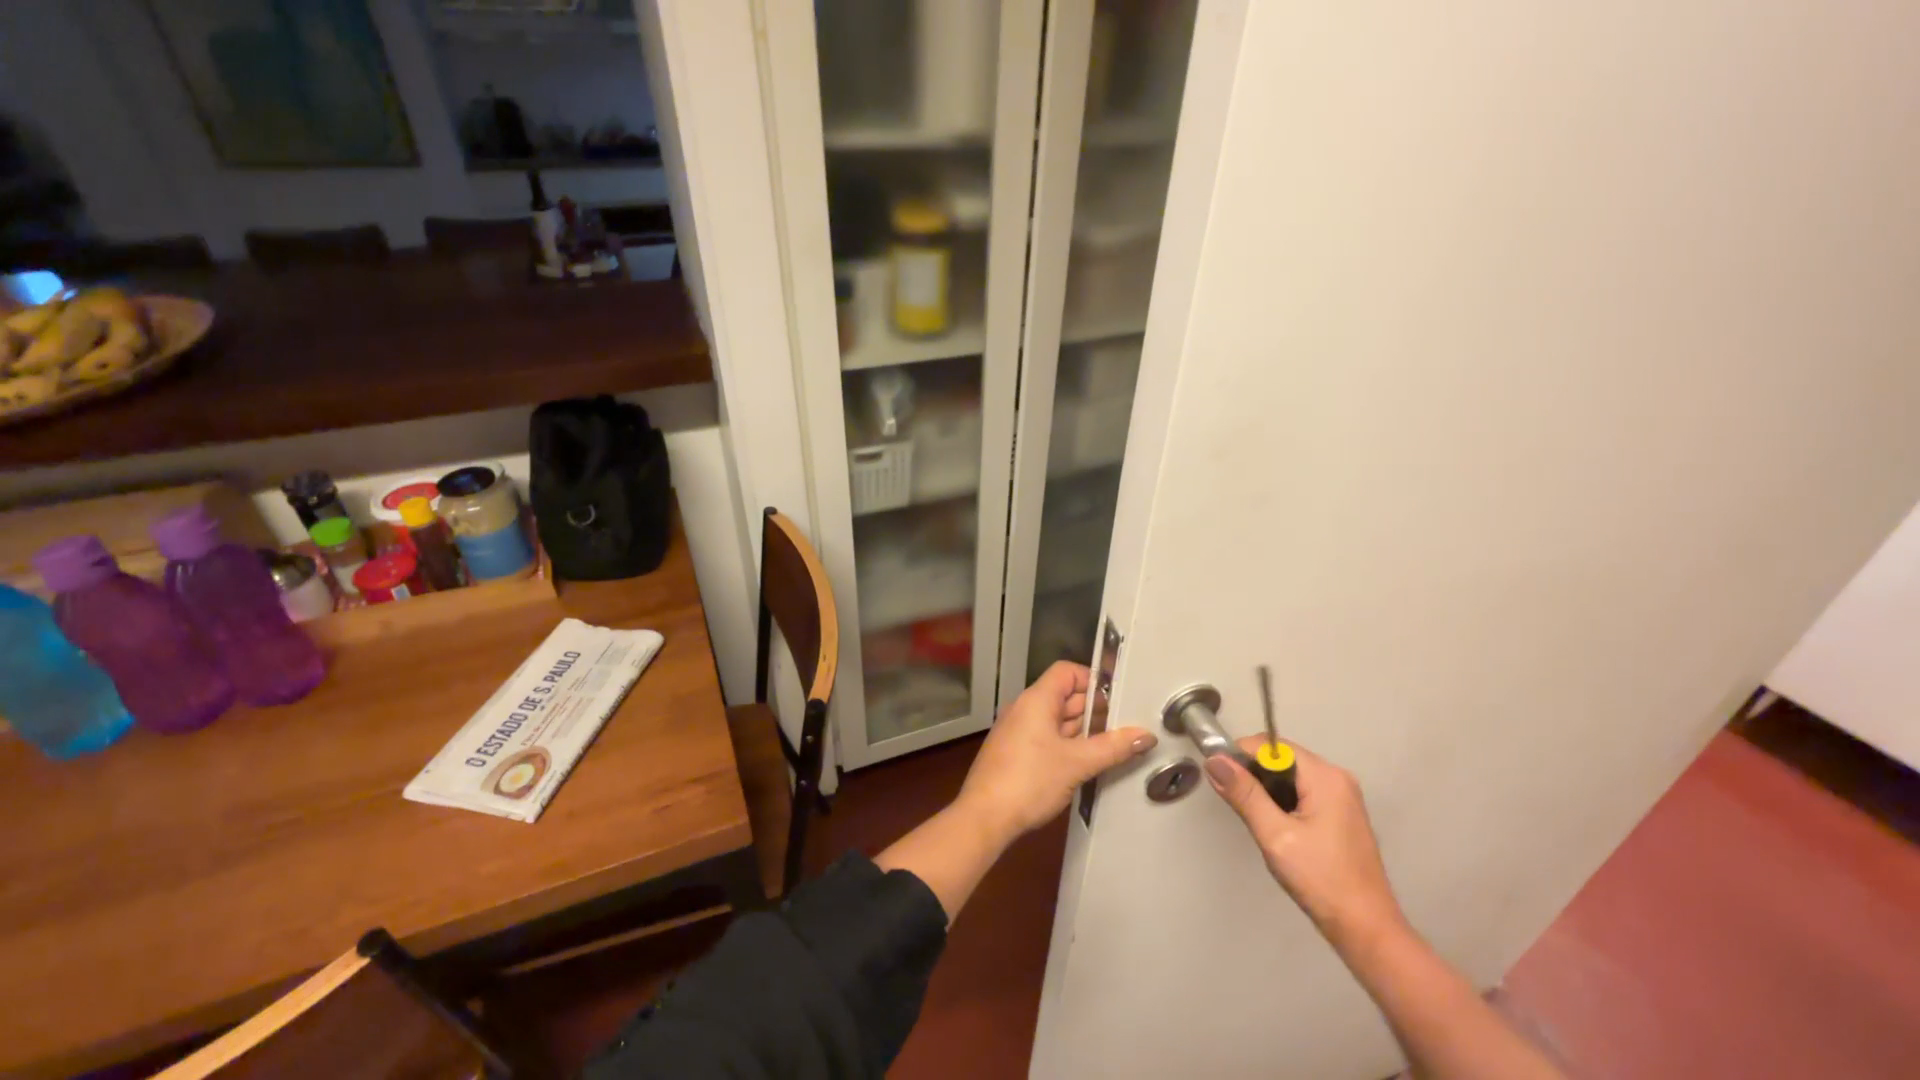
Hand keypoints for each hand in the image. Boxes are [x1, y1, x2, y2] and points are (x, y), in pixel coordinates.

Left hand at [954, 661, 1157, 841]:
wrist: (984, 817)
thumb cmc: (1030, 781)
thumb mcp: (1077, 763)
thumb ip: (1113, 747)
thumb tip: (1146, 735)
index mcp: (1036, 700)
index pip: (1067, 672)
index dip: (1094, 680)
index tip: (1119, 698)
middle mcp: (1025, 710)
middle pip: (1064, 696)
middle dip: (1095, 709)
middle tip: (1126, 725)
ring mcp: (1018, 732)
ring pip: (1057, 720)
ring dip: (1084, 730)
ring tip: (1114, 744)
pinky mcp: (1016, 754)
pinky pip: (1047, 738)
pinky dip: (1068, 744)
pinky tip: (1088, 762)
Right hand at [1205, 736, 1404, 946]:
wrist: (1364, 926)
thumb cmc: (1320, 879)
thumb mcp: (1275, 836)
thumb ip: (1244, 794)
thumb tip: (1214, 760)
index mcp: (1325, 777)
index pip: (1272, 746)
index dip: (1241, 756)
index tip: (1219, 779)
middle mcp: (1337, 778)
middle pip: (1283, 759)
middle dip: (1254, 775)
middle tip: (1237, 806)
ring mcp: (1343, 797)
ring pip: (1292, 778)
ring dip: (1267, 791)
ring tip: (1257, 821)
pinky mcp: (1341, 815)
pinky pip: (1304, 793)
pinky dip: (1283, 802)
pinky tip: (1275, 828)